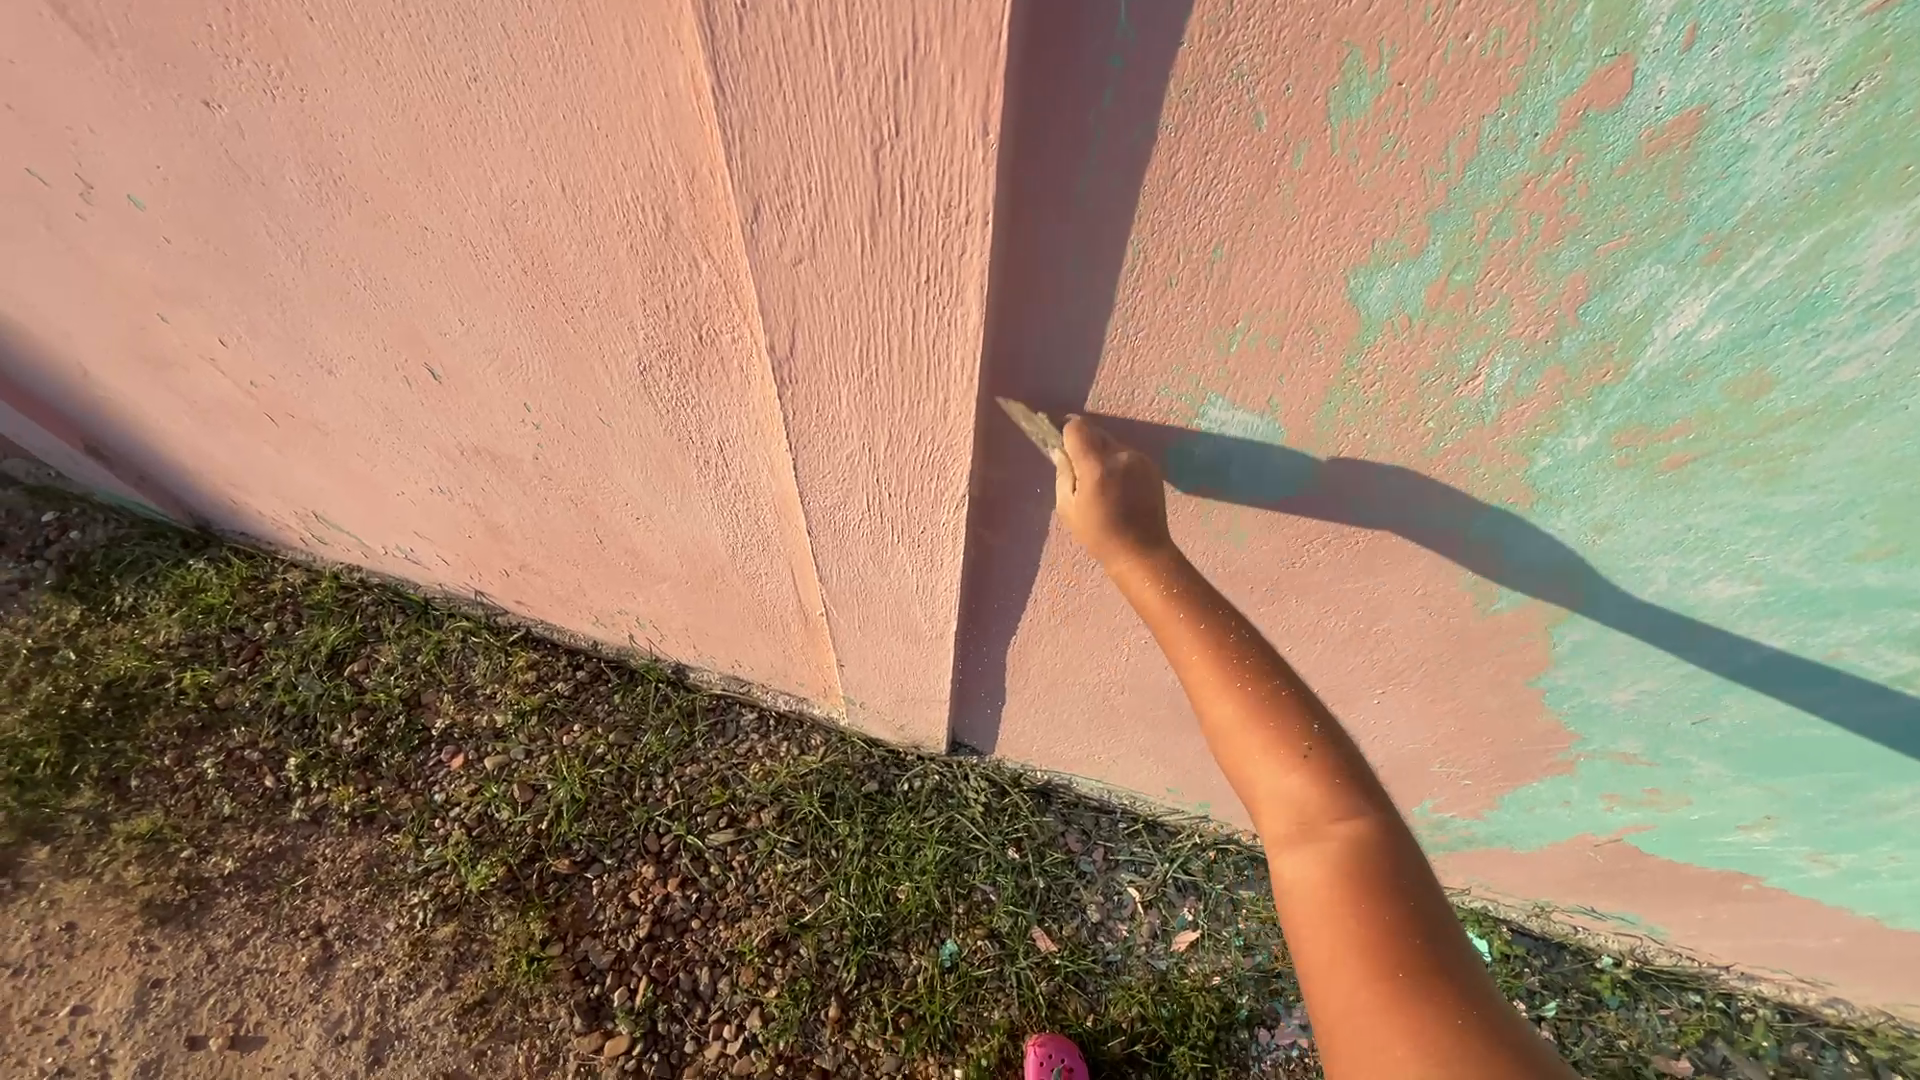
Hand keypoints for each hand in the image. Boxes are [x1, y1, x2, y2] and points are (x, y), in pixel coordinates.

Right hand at [1053, 416, 1175, 570]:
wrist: (1141, 551)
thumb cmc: (1098, 535)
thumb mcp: (1067, 508)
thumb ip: (1063, 473)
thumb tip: (1060, 451)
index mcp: (1096, 467)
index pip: (1077, 427)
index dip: (1065, 431)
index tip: (1061, 443)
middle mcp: (1120, 456)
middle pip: (1095, 431)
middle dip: (1083, 443)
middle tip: (1078, 468)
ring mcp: (1139, 459)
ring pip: (1111, 442)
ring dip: (1100, 453)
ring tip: (1099, 482)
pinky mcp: (1151, 466)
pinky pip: (1126, 454)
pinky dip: (1116, 462)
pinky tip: (1117, 486)